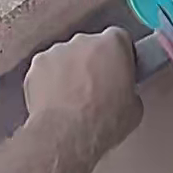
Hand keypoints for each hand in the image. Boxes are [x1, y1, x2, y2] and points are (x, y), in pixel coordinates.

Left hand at [23, 28, 142, 151]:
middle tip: (96, 88)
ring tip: (72, 99)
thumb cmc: (104, 120)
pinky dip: (49, 81)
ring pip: (66, 57)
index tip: (118, 70)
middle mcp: (83, 41)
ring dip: (69, 71)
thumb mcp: (134, 107)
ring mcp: (57, 50)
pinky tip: (55, 101)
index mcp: (112, 45)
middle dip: (92, 62)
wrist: (67, 133)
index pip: (119, 38)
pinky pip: (46, 69)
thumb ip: (127, 87)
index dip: (119, 55)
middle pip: (90, 46)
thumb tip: (121, 91)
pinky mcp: (37, 64)